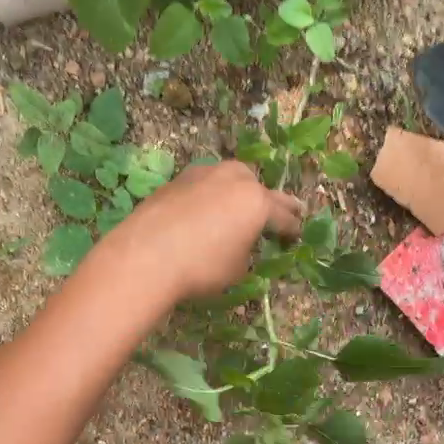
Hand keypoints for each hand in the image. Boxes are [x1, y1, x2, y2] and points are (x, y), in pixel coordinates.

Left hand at [96, 161, 304, 301]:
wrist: (145, 255)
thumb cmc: (201, 267)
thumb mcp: (237, 269)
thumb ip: (248, 251)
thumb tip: (242, 244)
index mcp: (257, 202)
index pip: (284, 218)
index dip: (292, 230)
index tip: (297, 237)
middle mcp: (235, 179)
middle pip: (262, 189)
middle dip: (276, 203)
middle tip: (289, 210)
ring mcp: (206, 174)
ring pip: (234, 178)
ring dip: (244, 190)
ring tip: (246, 203)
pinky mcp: (180, 179)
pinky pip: (208, 184)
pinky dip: (216, 194)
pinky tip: (211, 207)